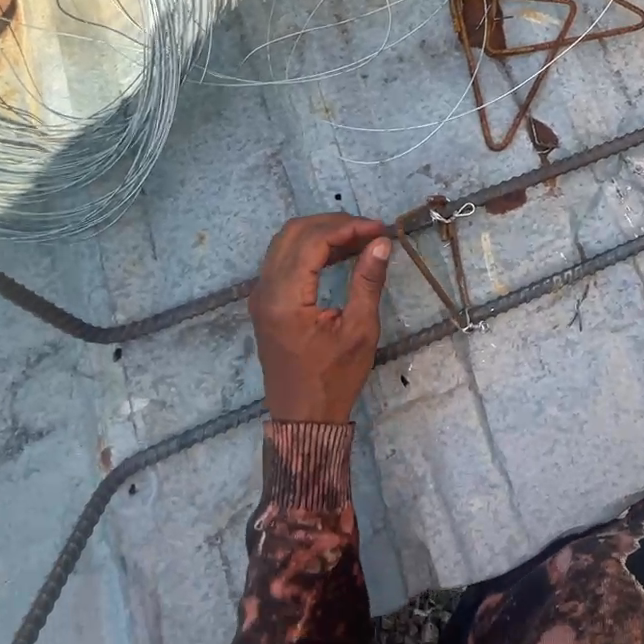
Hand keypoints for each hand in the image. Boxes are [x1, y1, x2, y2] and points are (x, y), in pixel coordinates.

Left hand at [250, 214, 391, 422]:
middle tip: (371, 231)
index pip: (312, 240)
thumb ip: (368, 282)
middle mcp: (265, 290)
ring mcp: (261, 295)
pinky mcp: (266, 302)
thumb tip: (382, 243)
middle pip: (294, 233)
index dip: (348, 227)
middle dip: (334, 224)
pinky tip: (342, 254)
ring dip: (323, 233)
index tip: (381, 230)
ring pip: (286, 242)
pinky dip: (313, 249)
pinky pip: (285, 259)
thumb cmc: (334, 379)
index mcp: (285, 298)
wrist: (304, 419)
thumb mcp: (360, 330)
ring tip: (362, 239)